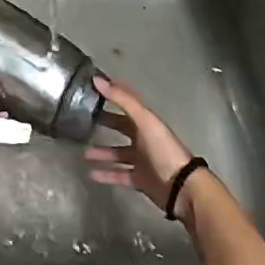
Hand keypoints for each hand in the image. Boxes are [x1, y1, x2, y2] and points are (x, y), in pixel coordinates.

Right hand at [82, 76, 197, 215]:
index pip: (126, 102)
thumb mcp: (144, 119)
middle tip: (84, 120)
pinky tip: (91, 173)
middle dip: (105, 123)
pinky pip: (119, 174)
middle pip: (121, 127)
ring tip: (84, 152)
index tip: (93, 88)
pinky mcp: (139, 178)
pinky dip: (106, 174)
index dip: (112, 94)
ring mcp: (141, 159)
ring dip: (102, 152)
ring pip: (117, 153)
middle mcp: (143, 137)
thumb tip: (97, 78)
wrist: (180, 186)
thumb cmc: (162, 148)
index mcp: (145, 120)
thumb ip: (122, 99)